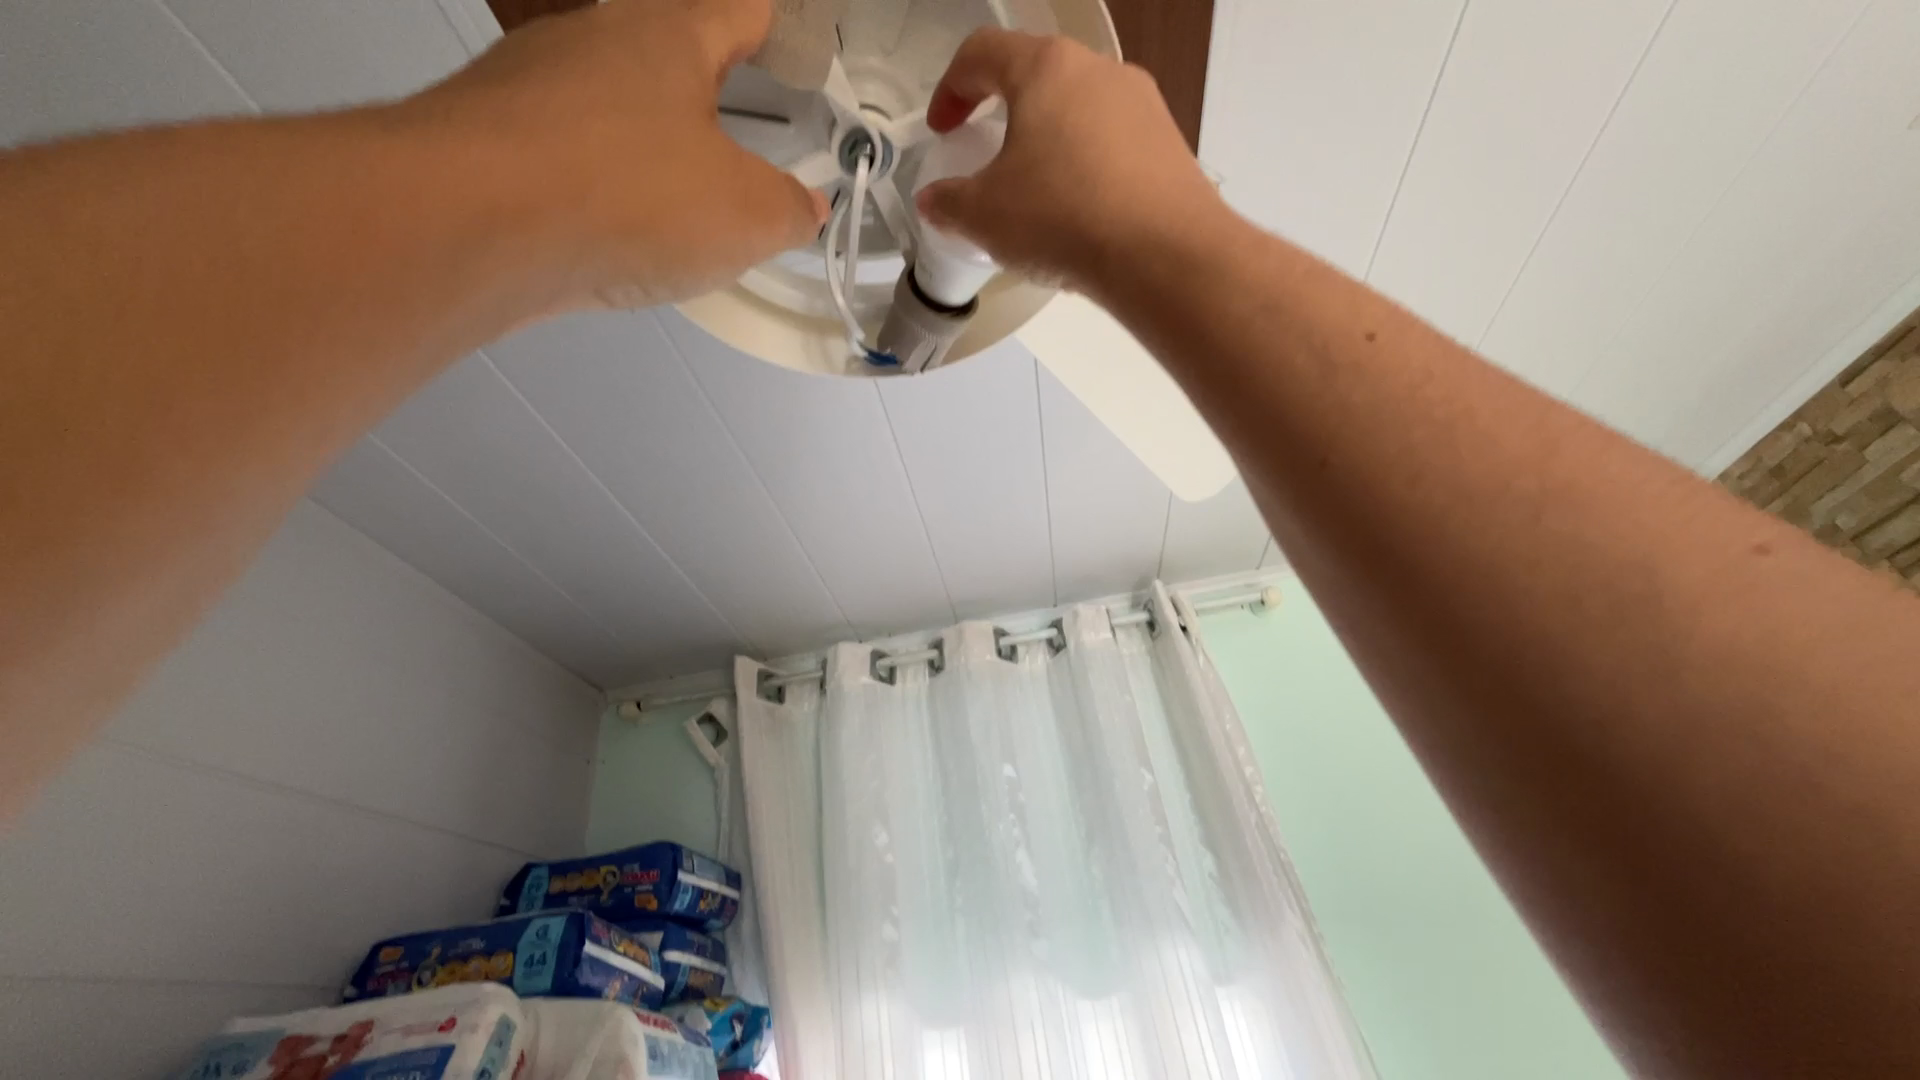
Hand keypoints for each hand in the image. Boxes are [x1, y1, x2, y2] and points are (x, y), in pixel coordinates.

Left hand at [406, 0, 827, 308]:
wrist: (471, 226)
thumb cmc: (618, 194)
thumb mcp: (747, 217)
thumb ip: (791, 210)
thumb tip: (802, 208)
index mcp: (669, 35)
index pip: (741, 11)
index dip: (777, 35)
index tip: (794, 61)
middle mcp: (594, 41)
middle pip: (669, 54)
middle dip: (709, 97)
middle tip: (739, 147)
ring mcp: (534, 84)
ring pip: (612, 103)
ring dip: (649, 142)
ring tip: (678, 200)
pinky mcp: (493, 137)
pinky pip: (567, 150)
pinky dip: (599, 182)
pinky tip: (613, 227)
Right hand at [917, 29, 1225, 293]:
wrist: (1163, 256)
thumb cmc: (1061, 218)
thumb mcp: (984, 215)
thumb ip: (948, 202)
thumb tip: (933, 201)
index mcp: (1046, 69)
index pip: (983, 54)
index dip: (951, 89)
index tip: (942, 130)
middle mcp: (1099, 71)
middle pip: (1038, 78)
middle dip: (1005, 115)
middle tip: (988, 158)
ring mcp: (1143, 104)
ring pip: (1079, 112)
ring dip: (1049, 144)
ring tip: (1036, 196)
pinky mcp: (1170, 144)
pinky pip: (1113, 146)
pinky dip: (1086, 169)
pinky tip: (1080, 216)